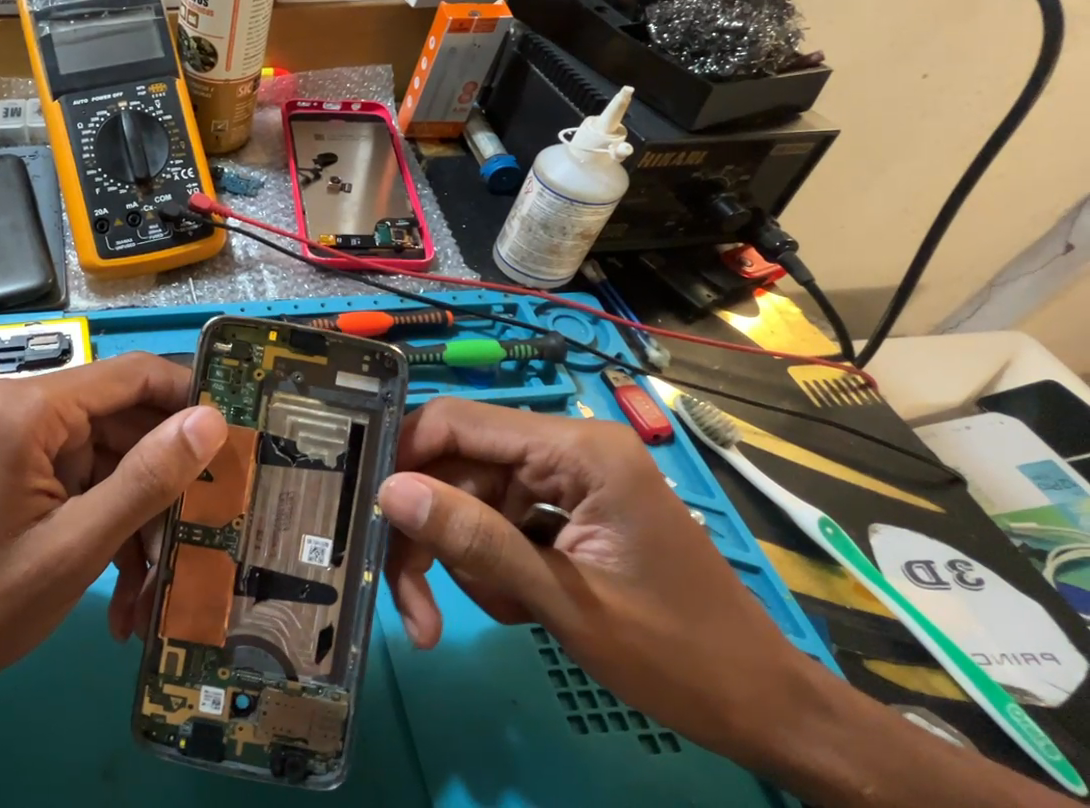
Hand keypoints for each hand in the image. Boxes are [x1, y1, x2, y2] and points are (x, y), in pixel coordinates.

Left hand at [0, 352, 226, 708]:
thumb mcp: (76, 547)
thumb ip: (146, 480)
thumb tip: (211, 420)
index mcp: (32, 409)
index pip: (134, 375)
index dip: (191, 401)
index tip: (241, 444)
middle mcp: (26, 410)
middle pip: (126, 422)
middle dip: (166, 481)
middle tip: (211, 530)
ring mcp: (22, 443)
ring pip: (112, 462)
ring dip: (139, 521)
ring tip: (158, 587)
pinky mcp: (21, 474)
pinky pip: (85, 486)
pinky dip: (109, 531)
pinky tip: (124, 595)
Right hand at [376, 398, 811, 762]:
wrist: (762, 708)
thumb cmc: (678, 657)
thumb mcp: (565, 601)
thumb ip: (474, 539)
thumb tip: (389, 491)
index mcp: (578, 450)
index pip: (457, 423)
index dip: (403, 458)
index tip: (368, 514)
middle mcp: (568, 451)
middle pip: (456, 470)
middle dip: (431, 535)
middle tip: (413, 609)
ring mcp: (567, 482)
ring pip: (469, 502)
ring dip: (463, 562)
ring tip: (498, 617)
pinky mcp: (565, 513)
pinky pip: (496, 524)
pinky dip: (490, 567)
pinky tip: (518, 609)